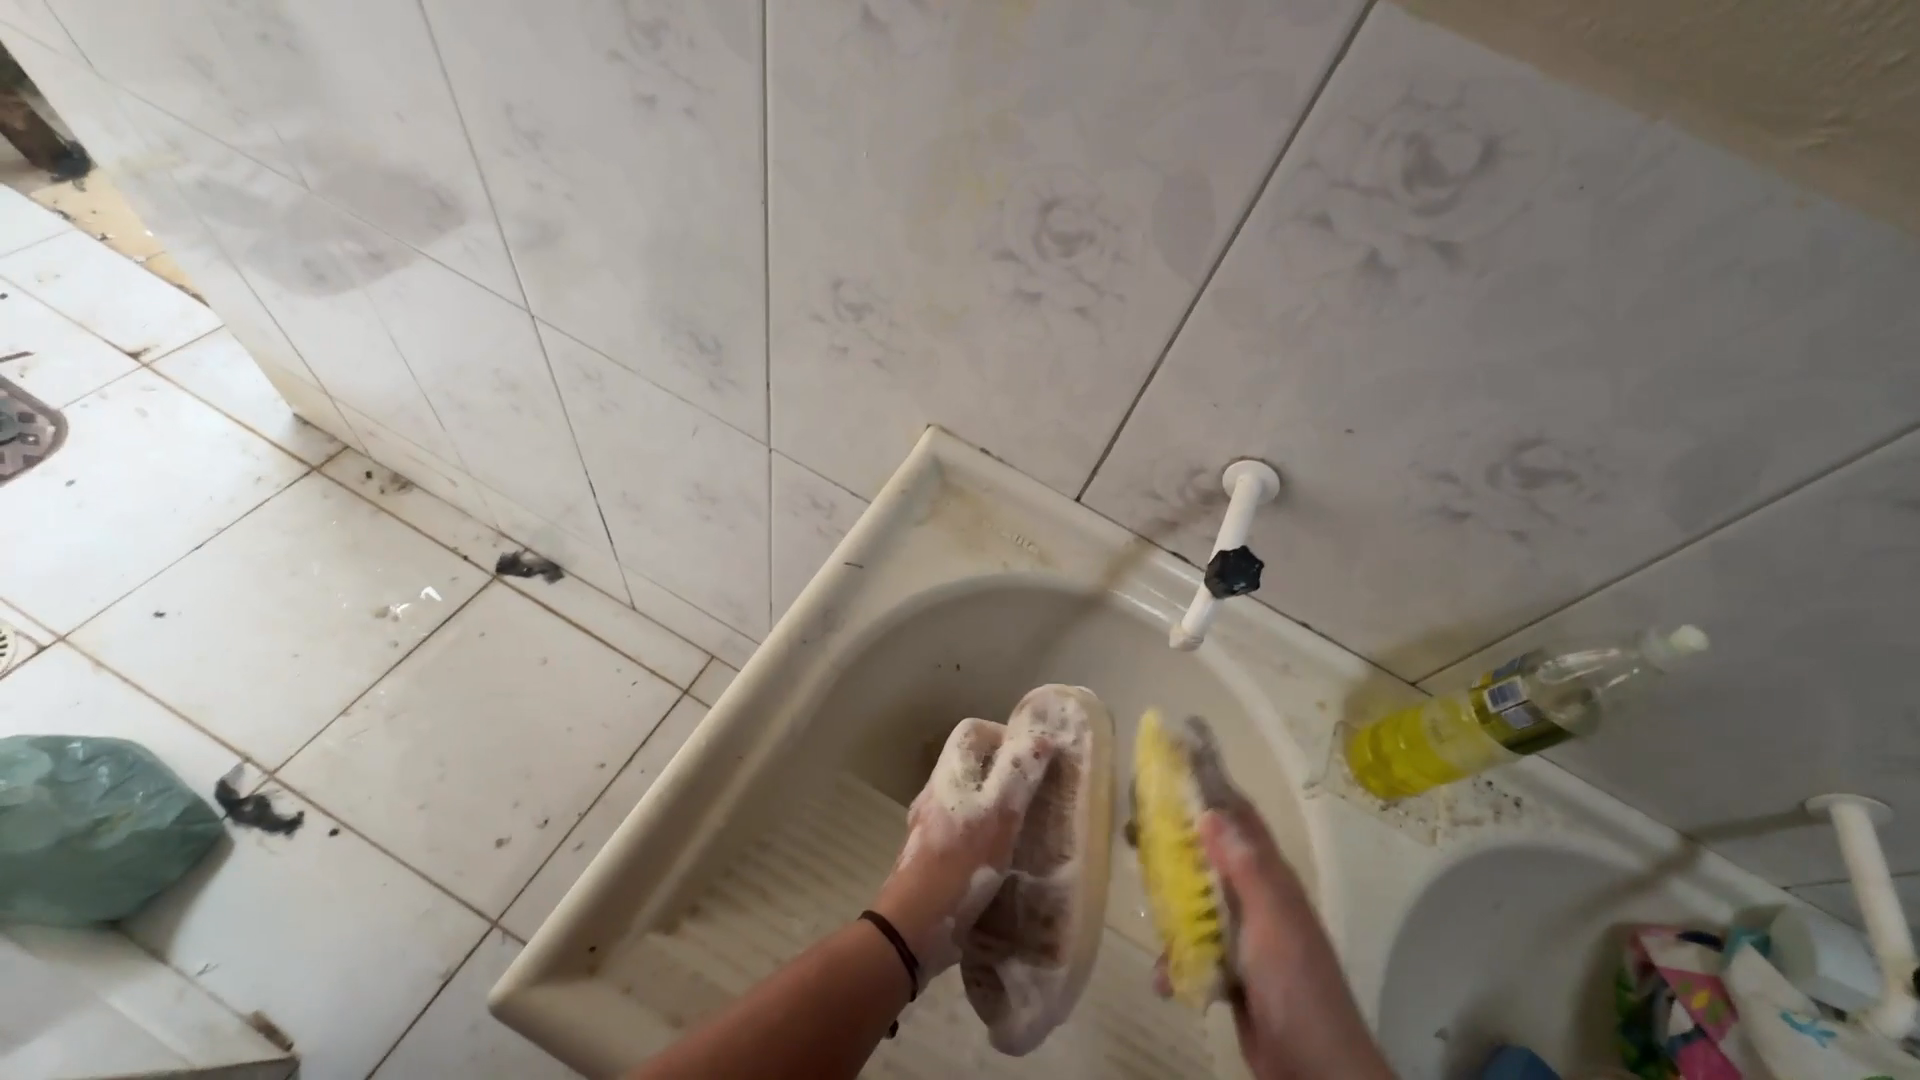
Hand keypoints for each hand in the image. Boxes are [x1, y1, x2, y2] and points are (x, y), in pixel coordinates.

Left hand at [874, 718, 1053, 975]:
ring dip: (998, 807)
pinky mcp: (932, 857)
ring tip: (1028, 828)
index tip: (1033, 759)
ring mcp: (930, 827)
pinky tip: (1005, 860)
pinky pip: (964, 832)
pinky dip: (986, 837)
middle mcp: (935, 794)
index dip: (1003, 735)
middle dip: (1007, 773)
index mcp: (948, 775)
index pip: (972, 731)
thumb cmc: (959, 864)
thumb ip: (1018, 774)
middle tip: (1038, 794)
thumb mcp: (999, 815)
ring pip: (969, 800)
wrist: (913, 926)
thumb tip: (1041, 739)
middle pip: (972, 765)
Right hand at [1159, 804, 1394, 1079]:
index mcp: (1270, 879)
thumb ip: (1245, 869)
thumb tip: (1210, 811)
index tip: (1170, 765)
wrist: (1315, 1069)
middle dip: (1173, 842)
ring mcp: (1242, 936)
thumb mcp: (1273, 922)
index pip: (1238, 817)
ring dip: (1169, 905)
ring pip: (1194, 901)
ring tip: (1144, 902)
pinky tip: (1165, 976)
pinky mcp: (1229, 970)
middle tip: (1135, 832)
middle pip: (1207, 854)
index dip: (1208, 786)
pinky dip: (1176, 960)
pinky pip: (1192, 950)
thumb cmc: (1297, 986)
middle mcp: (1255, 898)